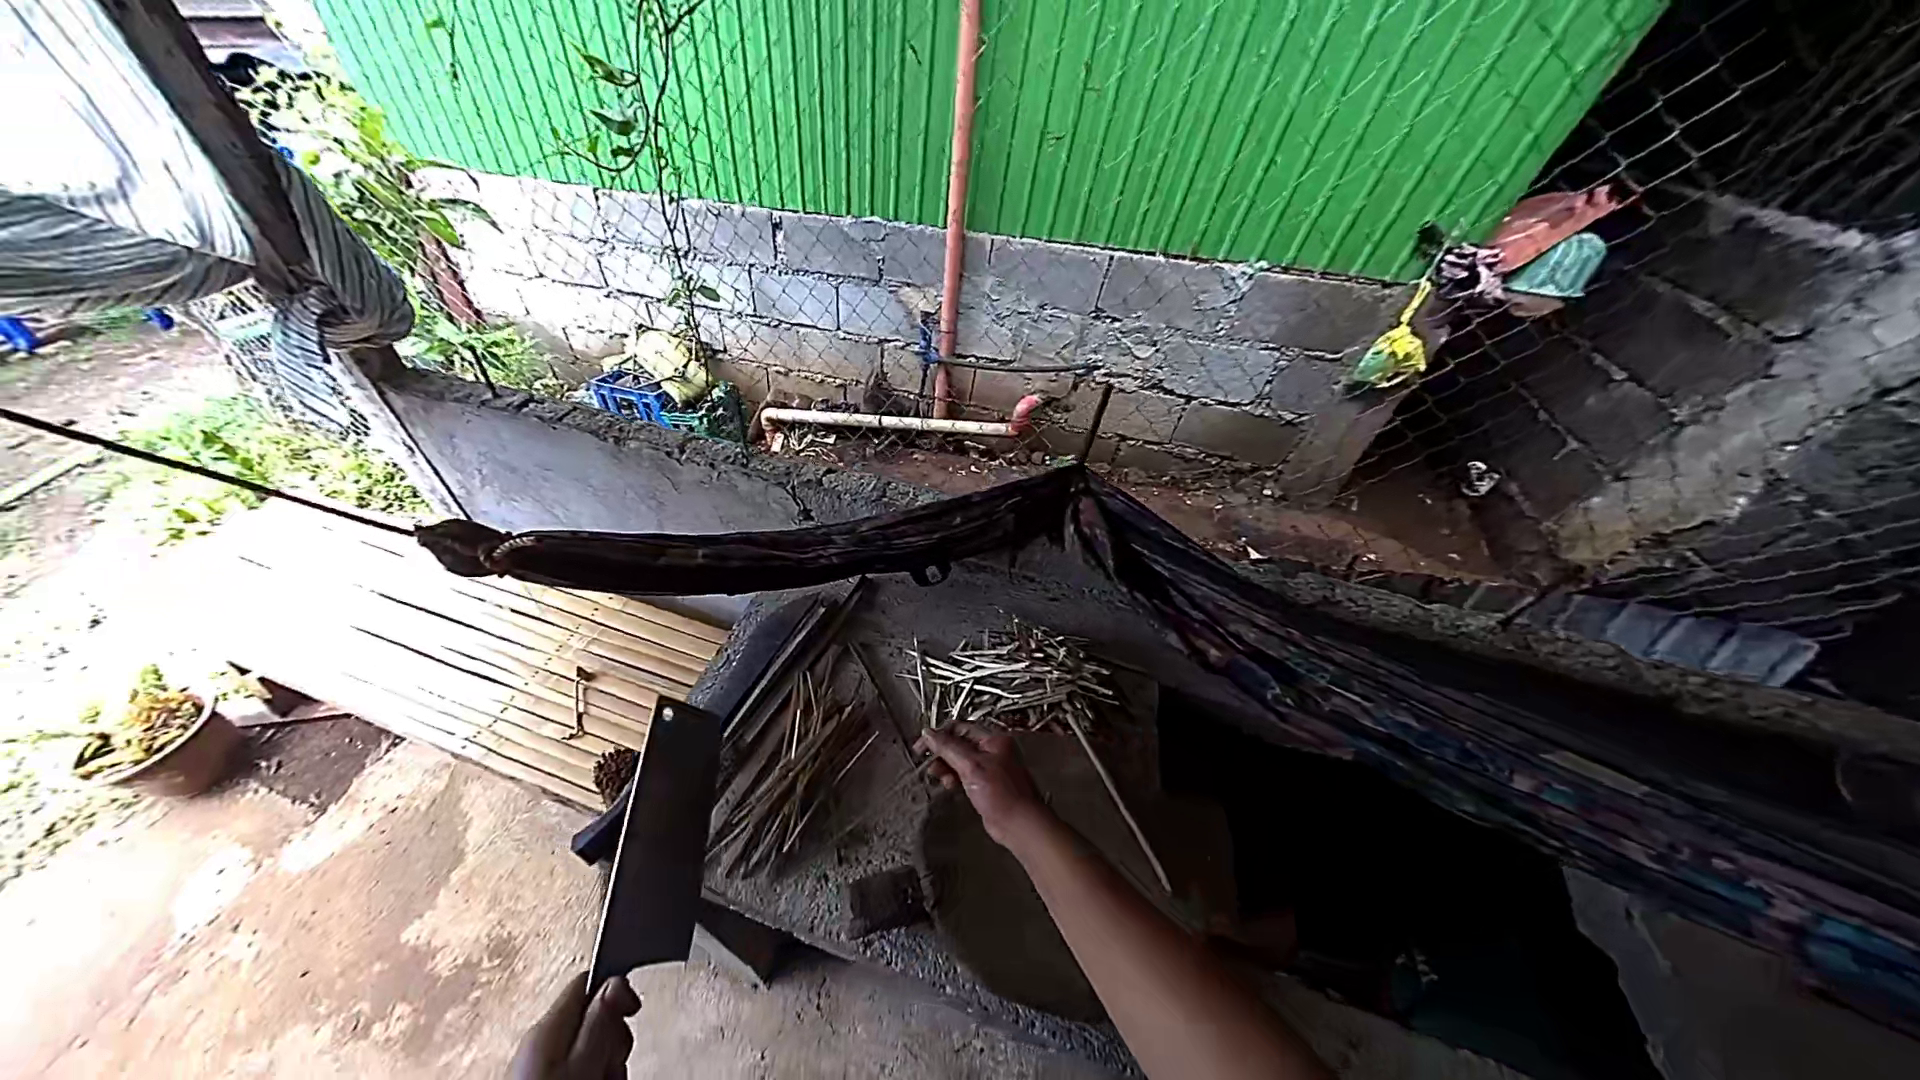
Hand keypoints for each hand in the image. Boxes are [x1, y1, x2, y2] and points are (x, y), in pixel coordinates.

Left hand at [510, 972, 640, 1079]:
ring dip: (607, 1063)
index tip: (630, 1011)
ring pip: (590, 1048)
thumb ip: (600, 1019)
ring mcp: (539, 1071)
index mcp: (545, 1030)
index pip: (587, 982)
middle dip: (614, 1037)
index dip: (615, 990)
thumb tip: (614, 981)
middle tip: (612, 1062)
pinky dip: (595, 1079)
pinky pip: (580, 1071)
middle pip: (593, 1017)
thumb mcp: (584, 1063)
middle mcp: (538, 1046)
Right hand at [917, 723, 1051, 849]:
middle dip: (942, 752)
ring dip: (946, 766)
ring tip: (941, 777)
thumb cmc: (1003, 794)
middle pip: (958, 743)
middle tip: (929, 763)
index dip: (938, 735)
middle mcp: (993, 750)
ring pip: (960, 759)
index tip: (922, 745)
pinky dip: (954, 777)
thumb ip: (948, 747)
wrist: (1018, 824)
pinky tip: (950, 784)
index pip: (959, 727)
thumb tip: (929, 733)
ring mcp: (990, 767)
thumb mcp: (971, 765)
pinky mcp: (986, 784)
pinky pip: (964, 774)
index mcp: (993, 739)